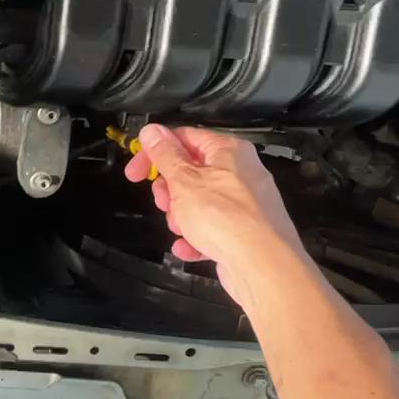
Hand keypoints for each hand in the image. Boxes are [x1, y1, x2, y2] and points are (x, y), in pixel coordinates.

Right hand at [125, 124, 317, 311]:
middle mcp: (241, 172)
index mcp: (228, 151)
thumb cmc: (223, 218)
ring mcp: (245, 204)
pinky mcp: (244, 231)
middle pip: (190, 171)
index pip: (184, 138)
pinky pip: (211, 227)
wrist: (263, 267)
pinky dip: (196, 236)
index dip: (155, 153)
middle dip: (170, 190)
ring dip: (180, 216)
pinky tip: (187, 248)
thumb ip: (165, 155)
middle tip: (163, 203)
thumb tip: (151, 130)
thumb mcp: (184, 181)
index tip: (135, 172)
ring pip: (198, 201)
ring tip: (181, 228)